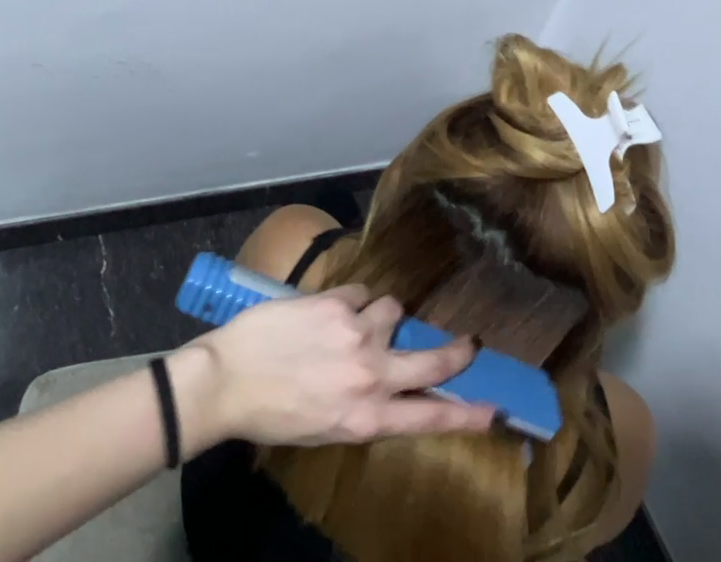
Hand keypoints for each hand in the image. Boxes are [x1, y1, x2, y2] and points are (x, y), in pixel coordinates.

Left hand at [169, 285, 494, 448]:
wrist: (227, 380)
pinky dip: (352, 300)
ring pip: (393, 311)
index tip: (493, 409)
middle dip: (457, 352)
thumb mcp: (327, 427)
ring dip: (382, 315)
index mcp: (367, 418)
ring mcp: (356, 335)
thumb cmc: (272, 414)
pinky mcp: (336, 304)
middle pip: (433, 362)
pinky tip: (329, 309)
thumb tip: (392, 388)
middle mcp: (371, 377)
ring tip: (354, 321)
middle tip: (468, 344)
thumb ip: (366, 408)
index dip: (466, 414)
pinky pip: (361, 293)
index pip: (429, 417)